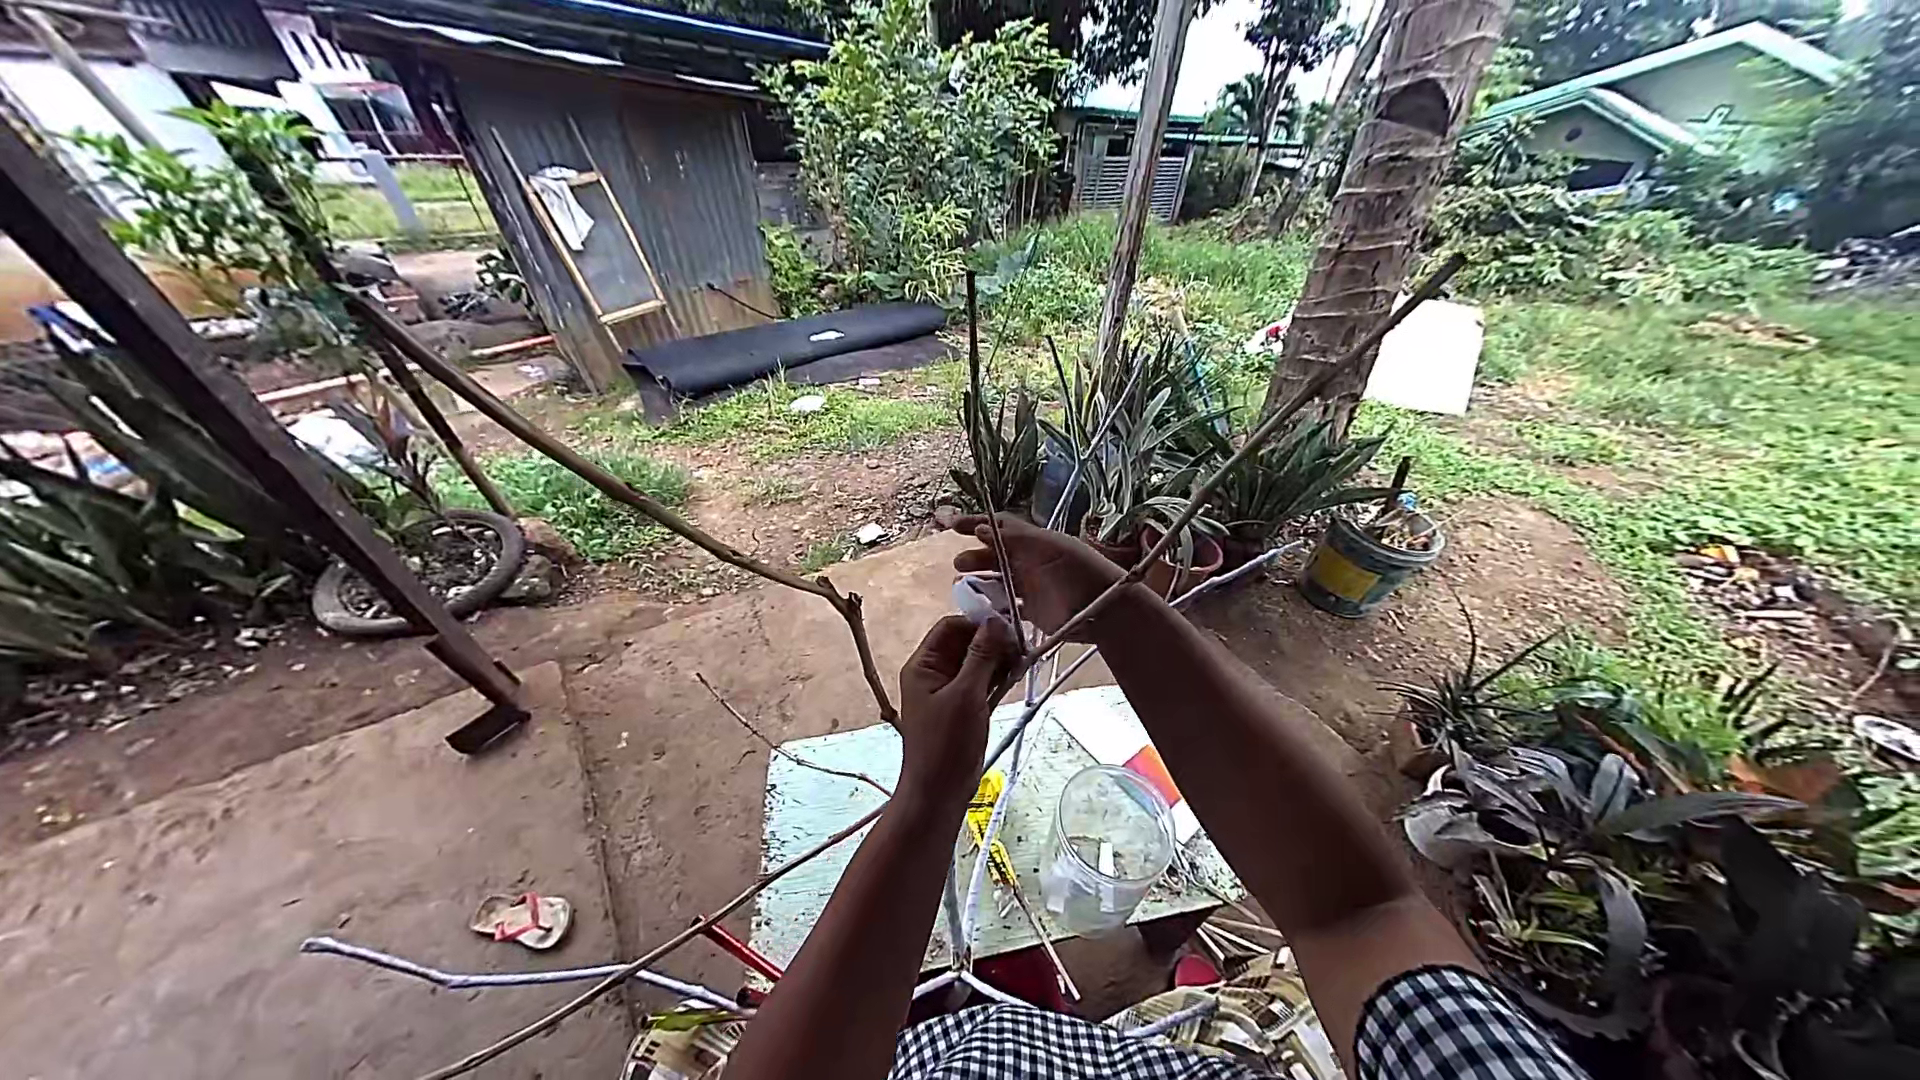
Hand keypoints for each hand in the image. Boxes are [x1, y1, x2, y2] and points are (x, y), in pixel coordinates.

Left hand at [897, 616, 1011, 800]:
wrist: (940, 792)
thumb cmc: (946, 743)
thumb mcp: (965, 695)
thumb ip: (981, 656)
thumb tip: (995, 621)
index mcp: (923, 665)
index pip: (950, 627)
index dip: (977, 622)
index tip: (1008, 625)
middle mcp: (934, 672)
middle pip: (965, 641)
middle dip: (992, 640)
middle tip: (1021, 644)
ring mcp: (950, 689)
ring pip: (977, 660)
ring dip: (998, 657)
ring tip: (1022, 661)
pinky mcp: (965, 704)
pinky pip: (983, 679)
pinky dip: (998, 676)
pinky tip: (1016, 675)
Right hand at [952, 514, 1125, 640]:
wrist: (1107, 610)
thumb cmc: (1080, 573)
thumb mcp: (1049, 548)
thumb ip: (1016, 538)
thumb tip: (981, 528)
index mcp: (1035, 541)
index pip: (1001, 527)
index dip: (977, 523)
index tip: (952, 526)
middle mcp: (1030, 561)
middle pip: (995, 554)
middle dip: (975, 556)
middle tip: (959, 564)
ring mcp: (1031, 587)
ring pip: (997, 580)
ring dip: (979, 580)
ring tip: (961, 586)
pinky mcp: (1033, 612)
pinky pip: (1006, 606)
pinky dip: (991, 606)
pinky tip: (978, 609)